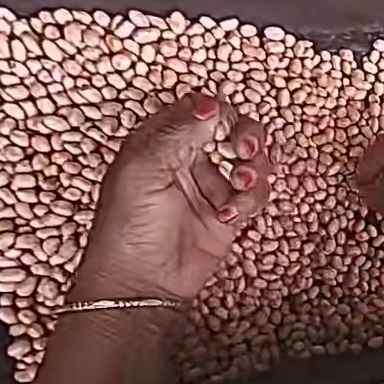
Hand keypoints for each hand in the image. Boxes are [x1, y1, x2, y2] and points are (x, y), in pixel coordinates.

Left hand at [72, 94, 268, 303]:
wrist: (143, 280)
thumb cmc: (129, 226)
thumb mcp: (145, 169)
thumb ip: (179, 133)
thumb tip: (210, 103)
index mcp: (162, 140)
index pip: (200, 109)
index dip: (218, 112)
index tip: (223, 125)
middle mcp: (190, 159)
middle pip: (234, 130)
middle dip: (247, 137)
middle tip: (244, 150)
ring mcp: (212, 186)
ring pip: (251, 161)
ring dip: (253, 169)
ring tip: (240, 183)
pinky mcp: (231, 213)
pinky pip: (254, 195)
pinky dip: (249, 202)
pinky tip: (230, 216)